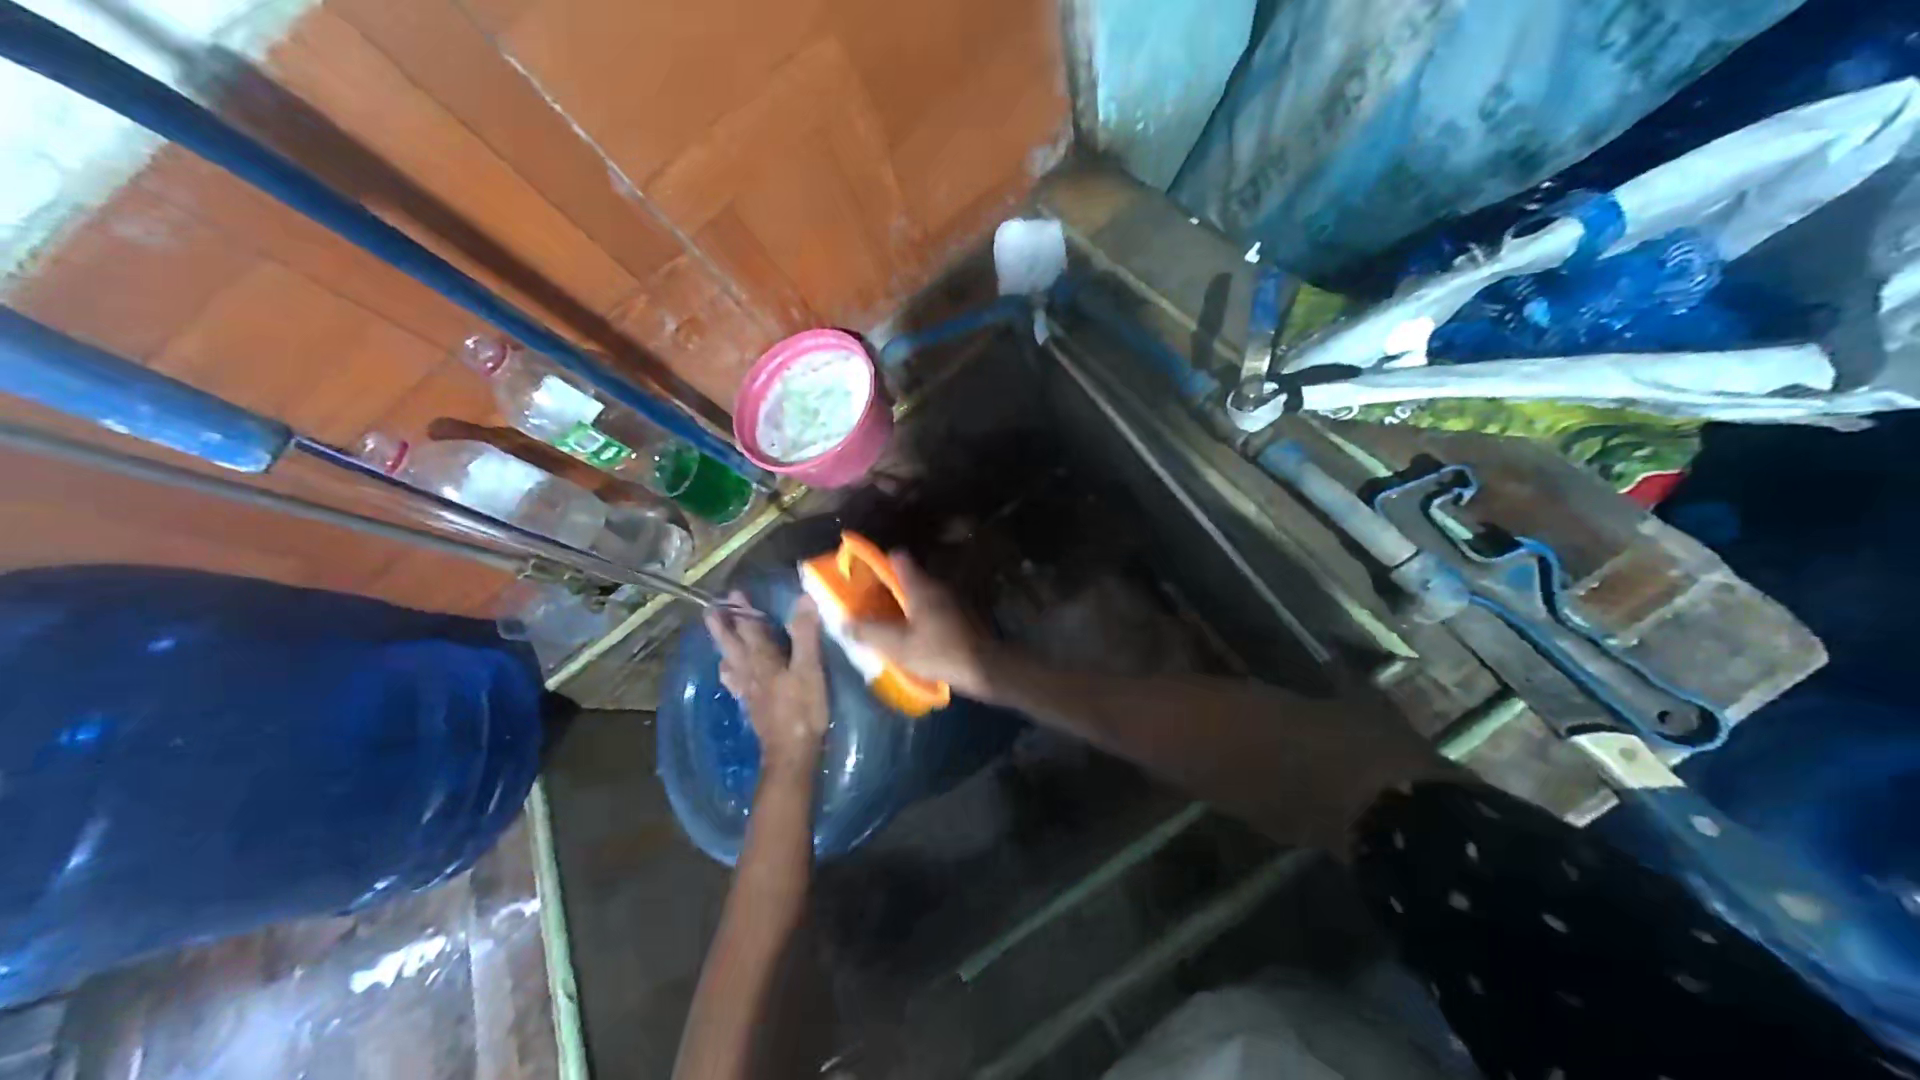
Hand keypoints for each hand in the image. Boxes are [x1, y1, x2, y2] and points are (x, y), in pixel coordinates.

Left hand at [706, 593, 828, 774]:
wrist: (791, 752)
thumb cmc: (803, 708)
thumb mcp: (809, 669)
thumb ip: (805, 634)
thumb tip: (802, 600)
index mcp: (763, 659)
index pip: (750, 629)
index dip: (744, 610)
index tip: (735, 593)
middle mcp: (749, 671)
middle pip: (731, 644)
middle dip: (723, 626)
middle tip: (710, 610)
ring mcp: (747, 690)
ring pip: (730, 661)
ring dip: (722, 646)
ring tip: (715, 636)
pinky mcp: (751, 704)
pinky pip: (734, 681)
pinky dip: (729, 671)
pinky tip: (728, 672)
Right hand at [847, 553, 998, 700]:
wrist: (986, 667)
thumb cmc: (939, 651)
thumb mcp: (898, 645)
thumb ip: (869, 632)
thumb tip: (845, 622)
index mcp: (921, 586)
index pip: (898, 558)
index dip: (879, 564)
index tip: (865, 578)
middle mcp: (937, 586)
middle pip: (908, 578)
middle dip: (889, 589)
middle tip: (871, 607)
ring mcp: (953, 600)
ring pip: (922, 595)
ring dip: (906, 606)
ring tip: (890, 625)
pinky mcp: (962, 616)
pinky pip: (934, 609)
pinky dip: (922, 617)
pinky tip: (915, 637)